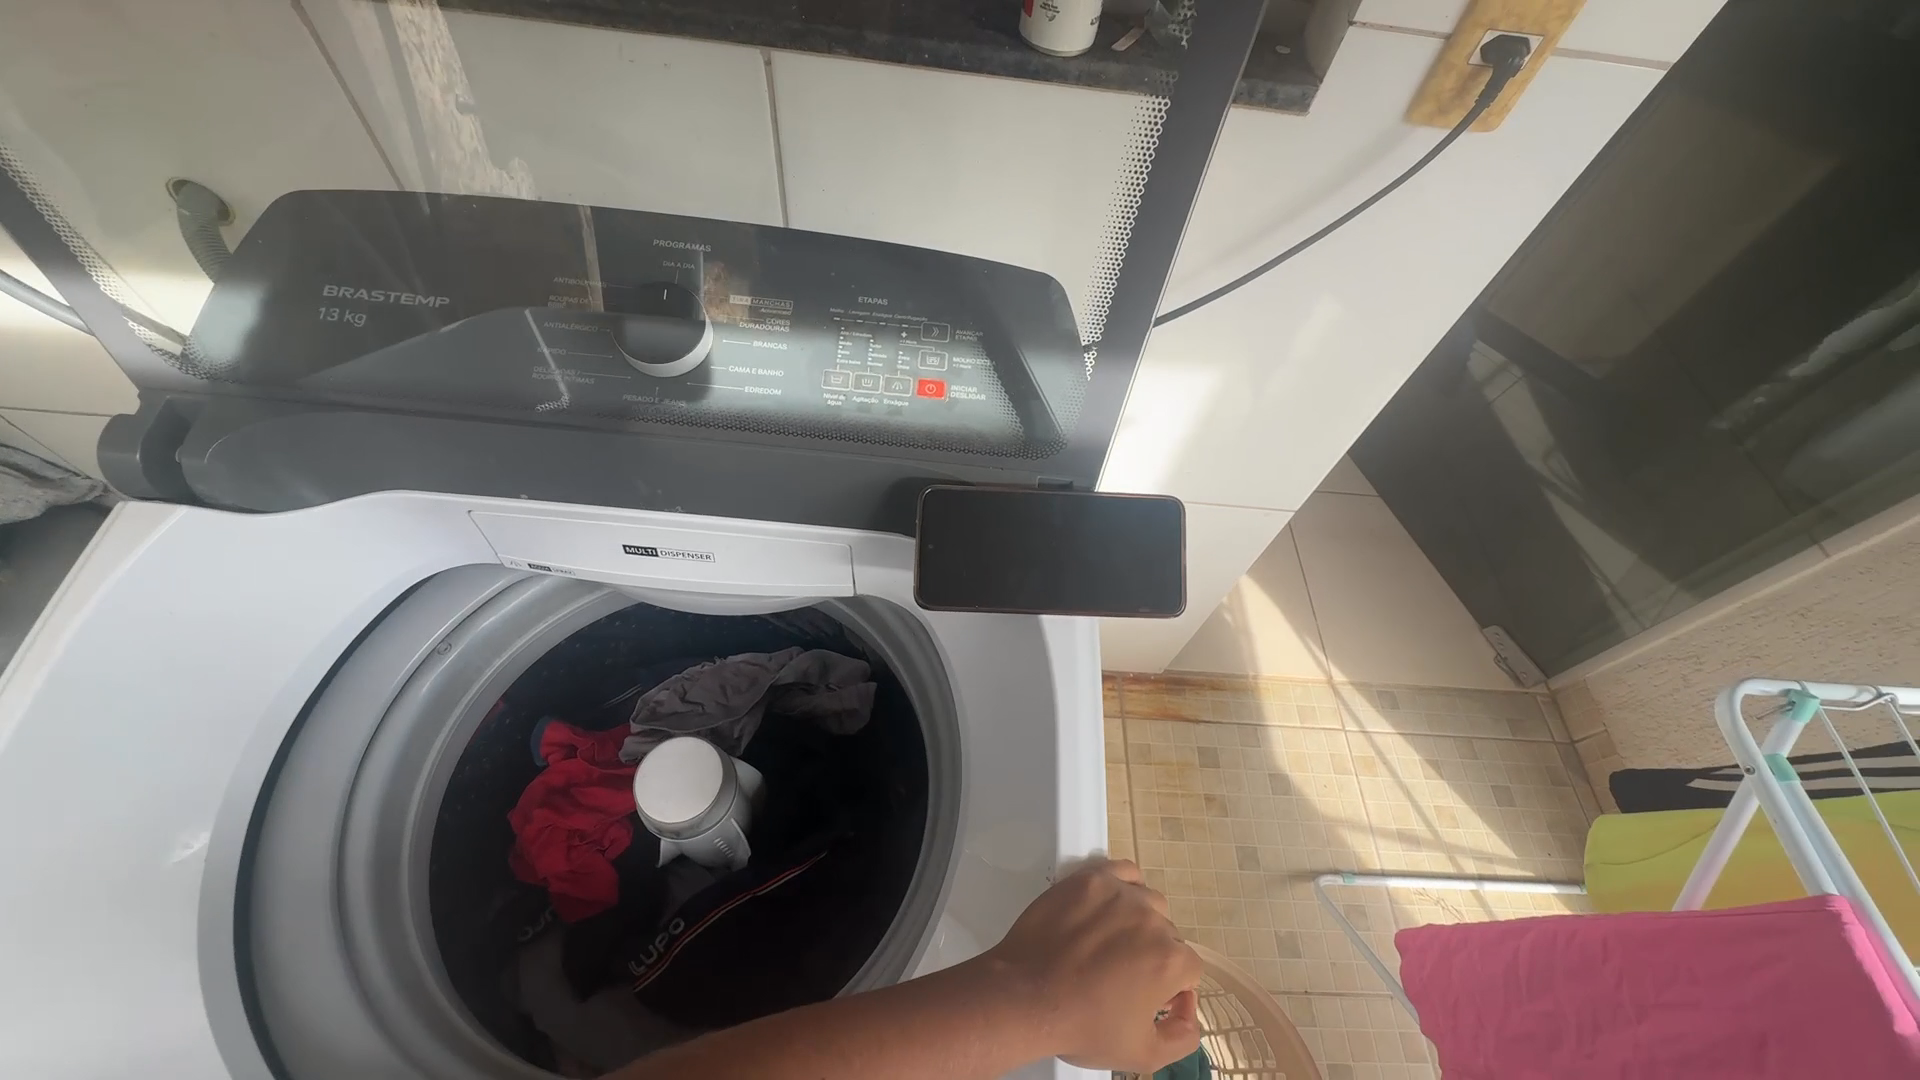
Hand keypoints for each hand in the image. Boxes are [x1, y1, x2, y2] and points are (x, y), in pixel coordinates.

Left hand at [983, 859, 1202, 1072]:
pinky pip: (1123, 870)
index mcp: (1169, 960)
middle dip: (1153, 952)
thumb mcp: (1143, 1054)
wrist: (1027, 995)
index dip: (1171, 984)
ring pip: (1147, 900)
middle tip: (1124, 970)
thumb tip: (1188, 1008)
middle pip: (1167, 932)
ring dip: (1139, 918)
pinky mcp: (1090, 879)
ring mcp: (1118, 894)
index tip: (1149, 993)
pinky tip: (1109, 905)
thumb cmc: (1082, 1026)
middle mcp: (1150, 919)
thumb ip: (1182, 1034)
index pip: (1188, 966)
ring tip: (1113, 939)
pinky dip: (1123, 885)